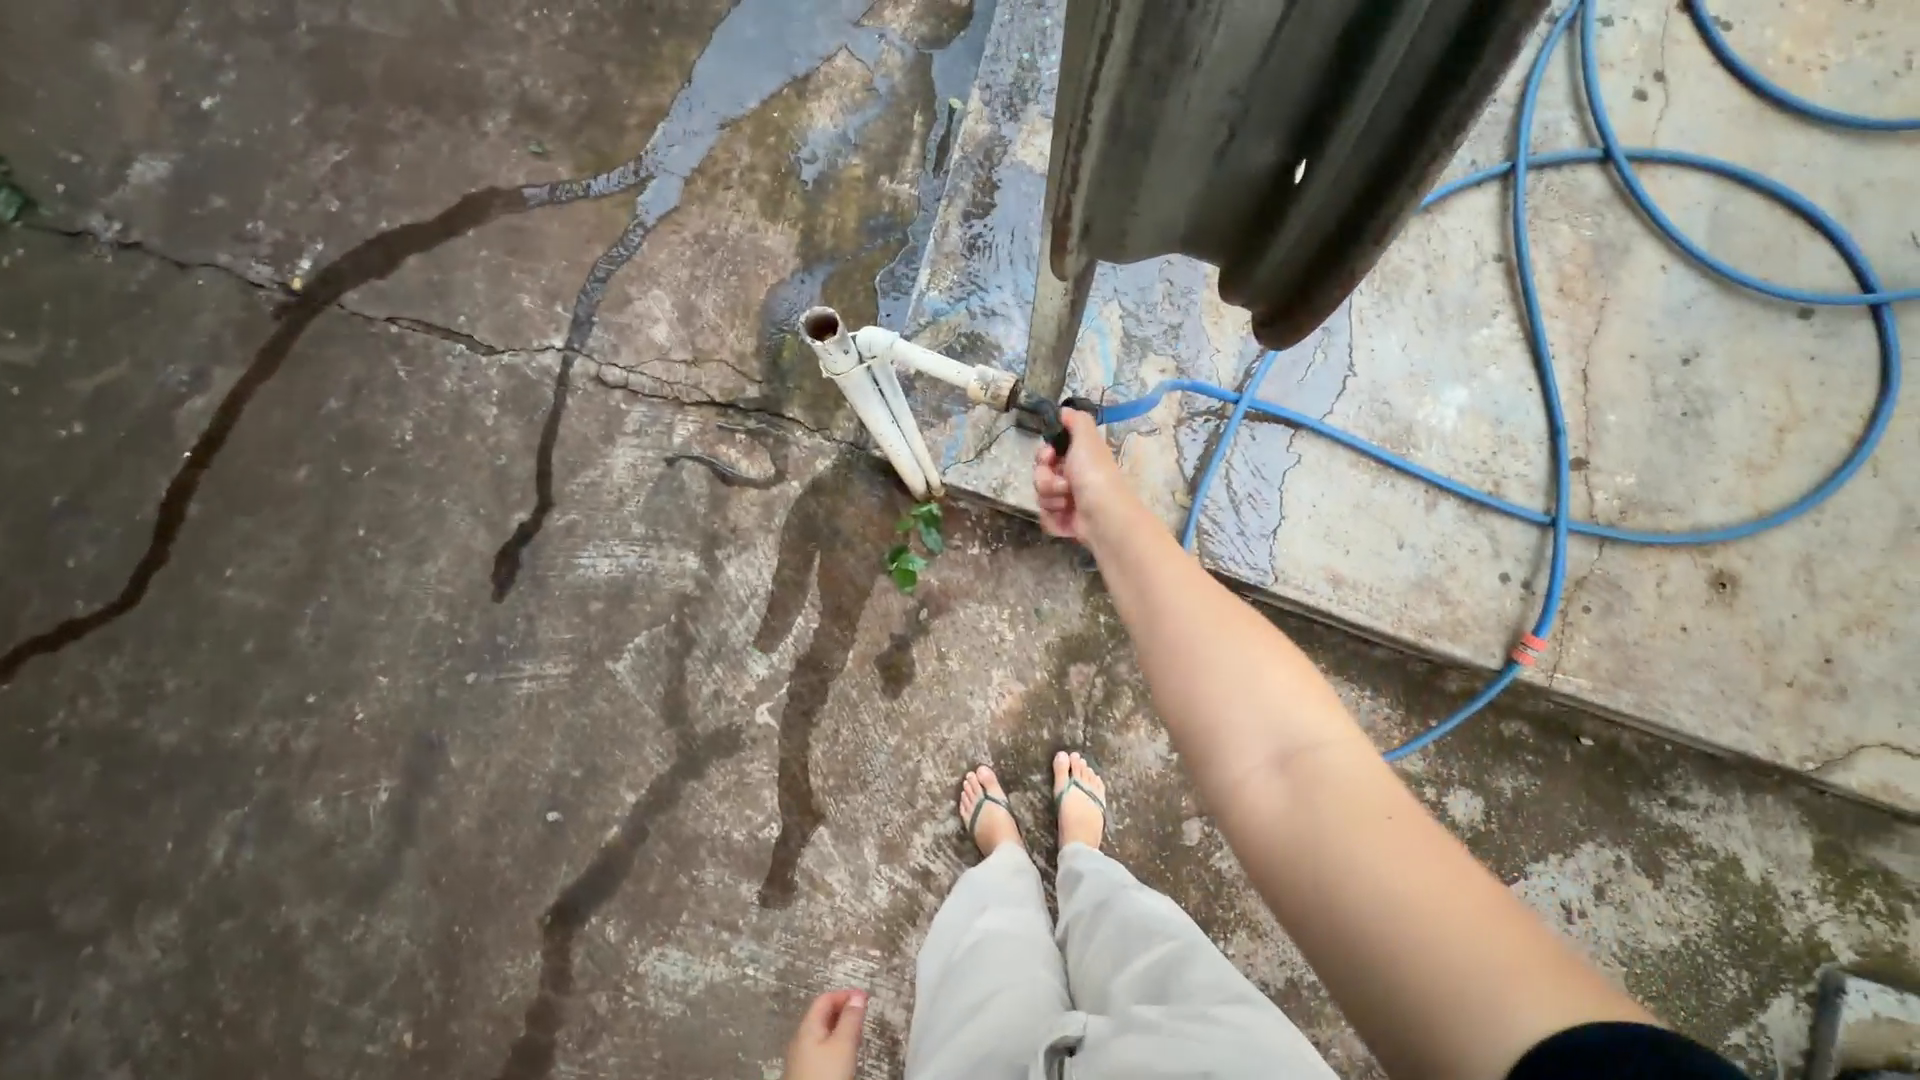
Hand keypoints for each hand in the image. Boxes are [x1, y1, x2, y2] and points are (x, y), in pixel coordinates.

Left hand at [783, 988, 867, 1079]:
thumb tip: (857, 995)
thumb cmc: (827, 1075)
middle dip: (843, 1010)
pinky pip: (820, 1048)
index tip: (865, 998)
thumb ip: (851, 1019)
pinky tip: (845, 1055)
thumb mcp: (843, 1045)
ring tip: (858, 1034)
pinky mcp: (804, 1073)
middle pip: (822, 1015)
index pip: (825, 999)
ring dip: (841, 1028)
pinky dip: (835, 1043)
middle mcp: (801, 1039)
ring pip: (822, 1033)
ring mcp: (801, 1057)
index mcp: (808, 1027)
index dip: (845, 994)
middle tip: (863, 1015)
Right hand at [1033, 408, 1127, 541]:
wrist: (1102, 513)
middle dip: (1046, 480)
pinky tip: (1067, 518)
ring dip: (1052, 499)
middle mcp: (1072, 479)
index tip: (1049, 455)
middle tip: (1063, 484)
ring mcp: (1067, 502)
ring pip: (1041, 497)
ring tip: (1068, 503)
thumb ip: (1076, 421)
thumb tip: (1064, 410)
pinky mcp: (1064, 523)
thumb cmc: (1094, 473)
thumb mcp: (1087, 438)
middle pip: (1039, 476)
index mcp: (1077, 459)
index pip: (1046, 455)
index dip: (1043, 455)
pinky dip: (1054, 519)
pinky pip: (1045, 518)